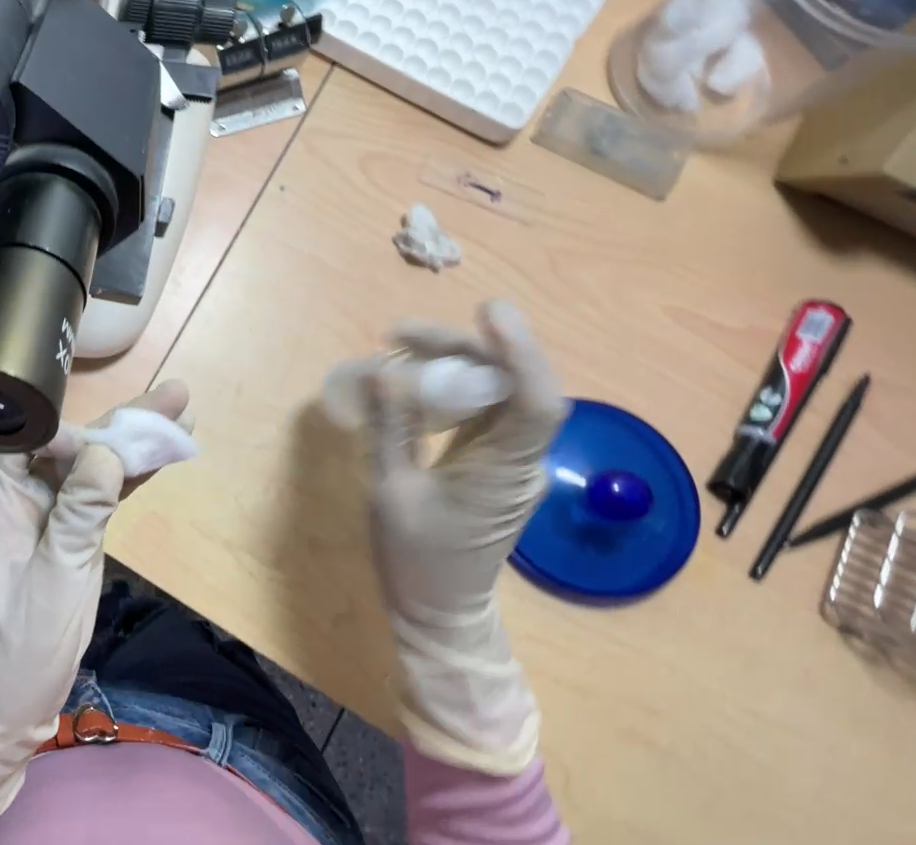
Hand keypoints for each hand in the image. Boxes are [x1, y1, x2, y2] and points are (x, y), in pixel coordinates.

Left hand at [0, 382, 193, 822]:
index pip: (32, 437)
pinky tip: (160, 459)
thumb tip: (104, 450)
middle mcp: (18, 498)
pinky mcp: (63, 537)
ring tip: (181, 414)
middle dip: (121, 422)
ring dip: (132, 445)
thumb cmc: (23, 643)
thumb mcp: (56, 576)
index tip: (119, 430)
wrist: (6, 703)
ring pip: (89, 469)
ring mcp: (43, 517)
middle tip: (174, 395)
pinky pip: (95, 498)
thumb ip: (80, 512)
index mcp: (0, 499)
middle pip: (70, 446)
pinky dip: (126, 481)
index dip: (74, 425)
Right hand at [366, 301, 565, 775]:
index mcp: (505, 470)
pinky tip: (414, 378)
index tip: (487, 312)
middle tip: (397, 333)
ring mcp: (509, 459)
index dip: (519, 352)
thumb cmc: (415, 558)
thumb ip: (391, 429)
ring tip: (398, 345)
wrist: (439, 609)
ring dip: (455, 360)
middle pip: (513, 384)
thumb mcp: (391, 491)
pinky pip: (482, 409)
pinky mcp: (492, 461)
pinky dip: (451, 384)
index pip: (536, 401)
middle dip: (463, 346)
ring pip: (498, 392)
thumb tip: (386, 369)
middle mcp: (520, 458)